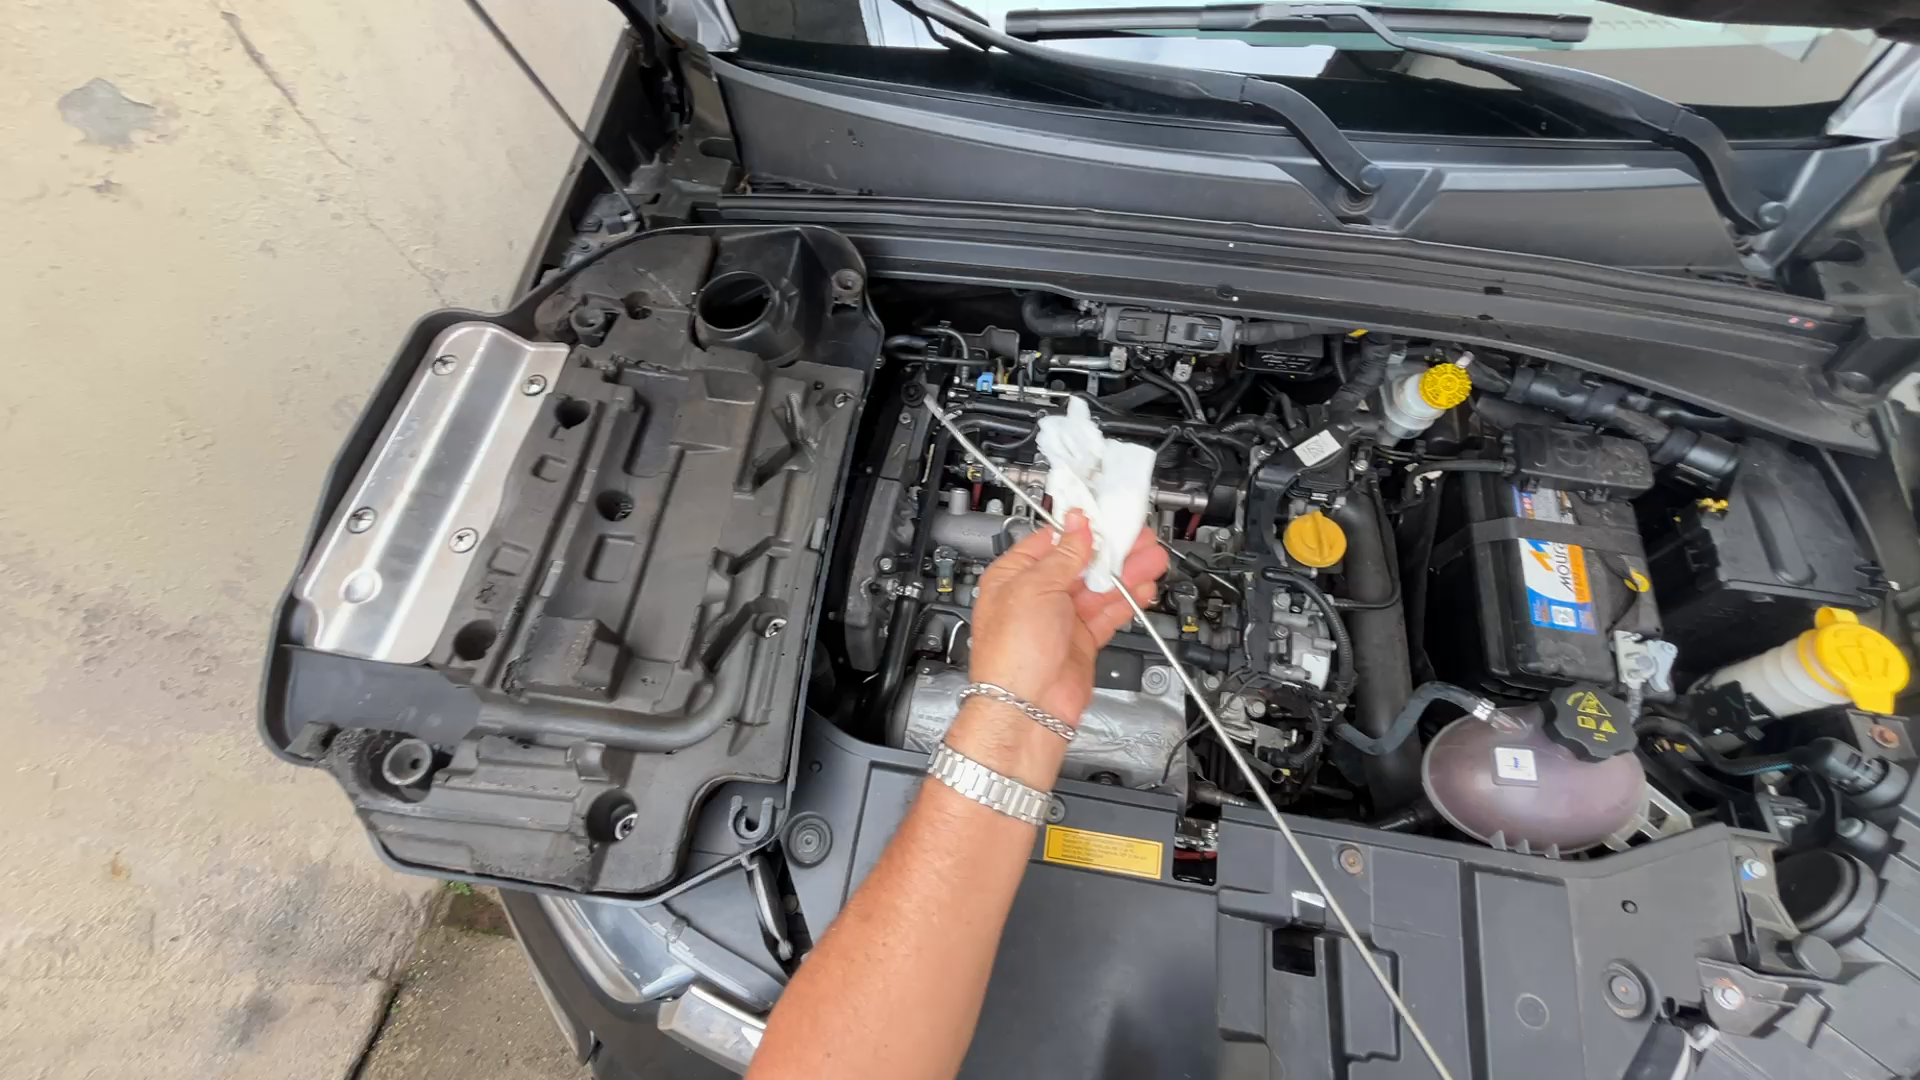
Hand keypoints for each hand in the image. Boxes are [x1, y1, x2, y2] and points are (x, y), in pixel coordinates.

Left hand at [966, 510, 1168, 724]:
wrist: (1026, 707)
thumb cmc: (1011, 654)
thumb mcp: (1036, 588)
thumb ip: (1063, 556)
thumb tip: (1077, 528)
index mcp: (1014, 577)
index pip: (1050, 542)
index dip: (1078, 529)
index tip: (1104, 518)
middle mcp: (1035, 597)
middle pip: (1079, 564)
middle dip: (1109, 550)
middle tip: (1136, 536)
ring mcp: (1059, 620)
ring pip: (1097, 588)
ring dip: (1124, 573)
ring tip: (1150, 558)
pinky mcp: (1080, 642)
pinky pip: (1106, 615)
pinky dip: (1125, 601)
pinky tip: (1141, 587)